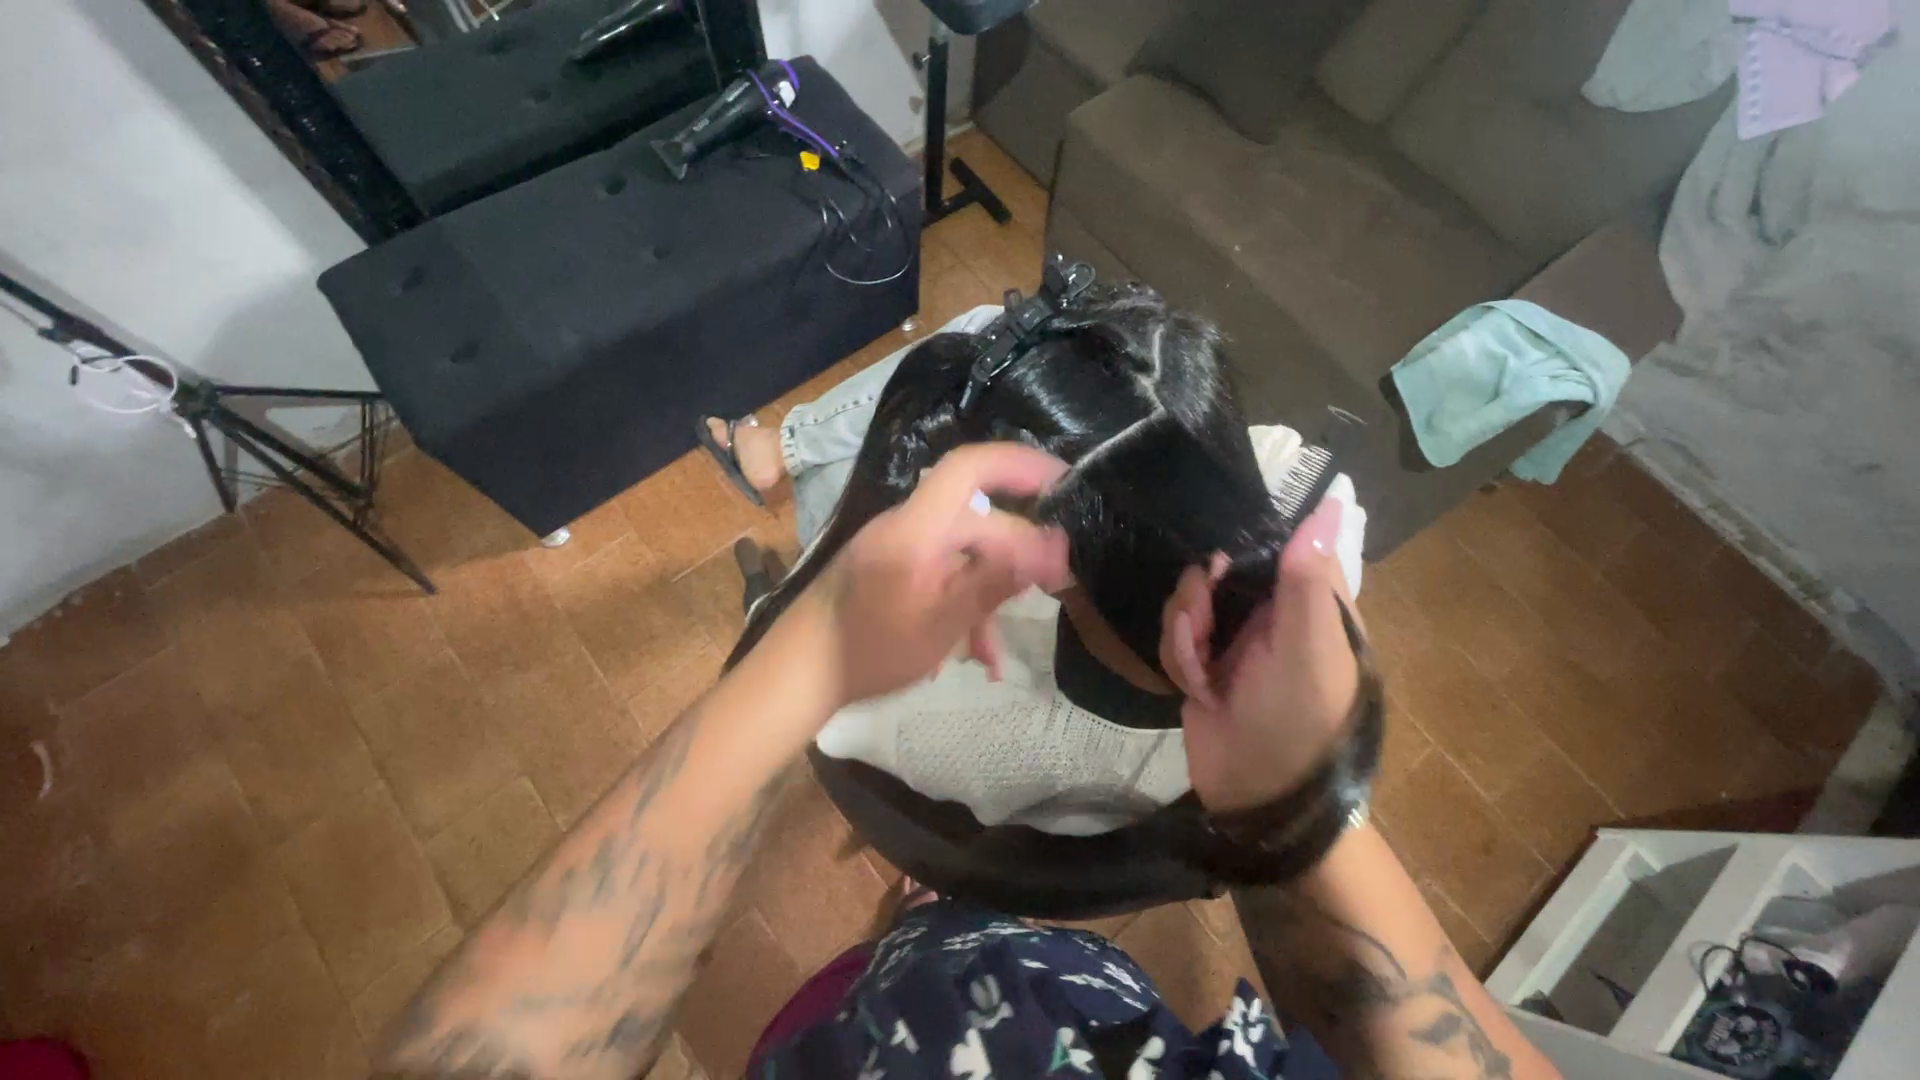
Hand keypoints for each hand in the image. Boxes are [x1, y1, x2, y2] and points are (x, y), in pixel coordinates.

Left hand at [800, 443, 1071, 705]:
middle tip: (1056, 584)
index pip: (971, 468)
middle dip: (1017, 555)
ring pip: (959, 556)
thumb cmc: (867, 649)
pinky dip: (957, 606)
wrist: (797, 672)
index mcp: (918, 527)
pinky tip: (970, 655)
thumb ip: (993, 582)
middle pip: (976, 521)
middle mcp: (907, 525)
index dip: (1020, 464)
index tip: (1063, 482)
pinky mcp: (889, 568)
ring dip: (984, 597)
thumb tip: (1050, 547)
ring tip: (995, 653)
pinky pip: (936, 574)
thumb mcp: (941, 624)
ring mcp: (896, 547)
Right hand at [1160, 497, 1362, 812]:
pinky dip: (1178, 657)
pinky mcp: (1202, 665)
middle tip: (1202, 617)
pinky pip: (1175, 635)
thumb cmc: (1300, 723)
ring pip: (1191, 600)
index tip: (1222, 555)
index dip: (1247, 540)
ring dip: (1186, 631)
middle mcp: (1274, 615)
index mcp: (1315, 605)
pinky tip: (1194, 686)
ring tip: (1200, 667)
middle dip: (1201, 594)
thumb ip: (1309, 579)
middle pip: (1222, 569)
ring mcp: (1235, 641)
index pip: (1280, 545)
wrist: (1259, 801)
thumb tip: (1330, 502)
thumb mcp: (1309, 650)